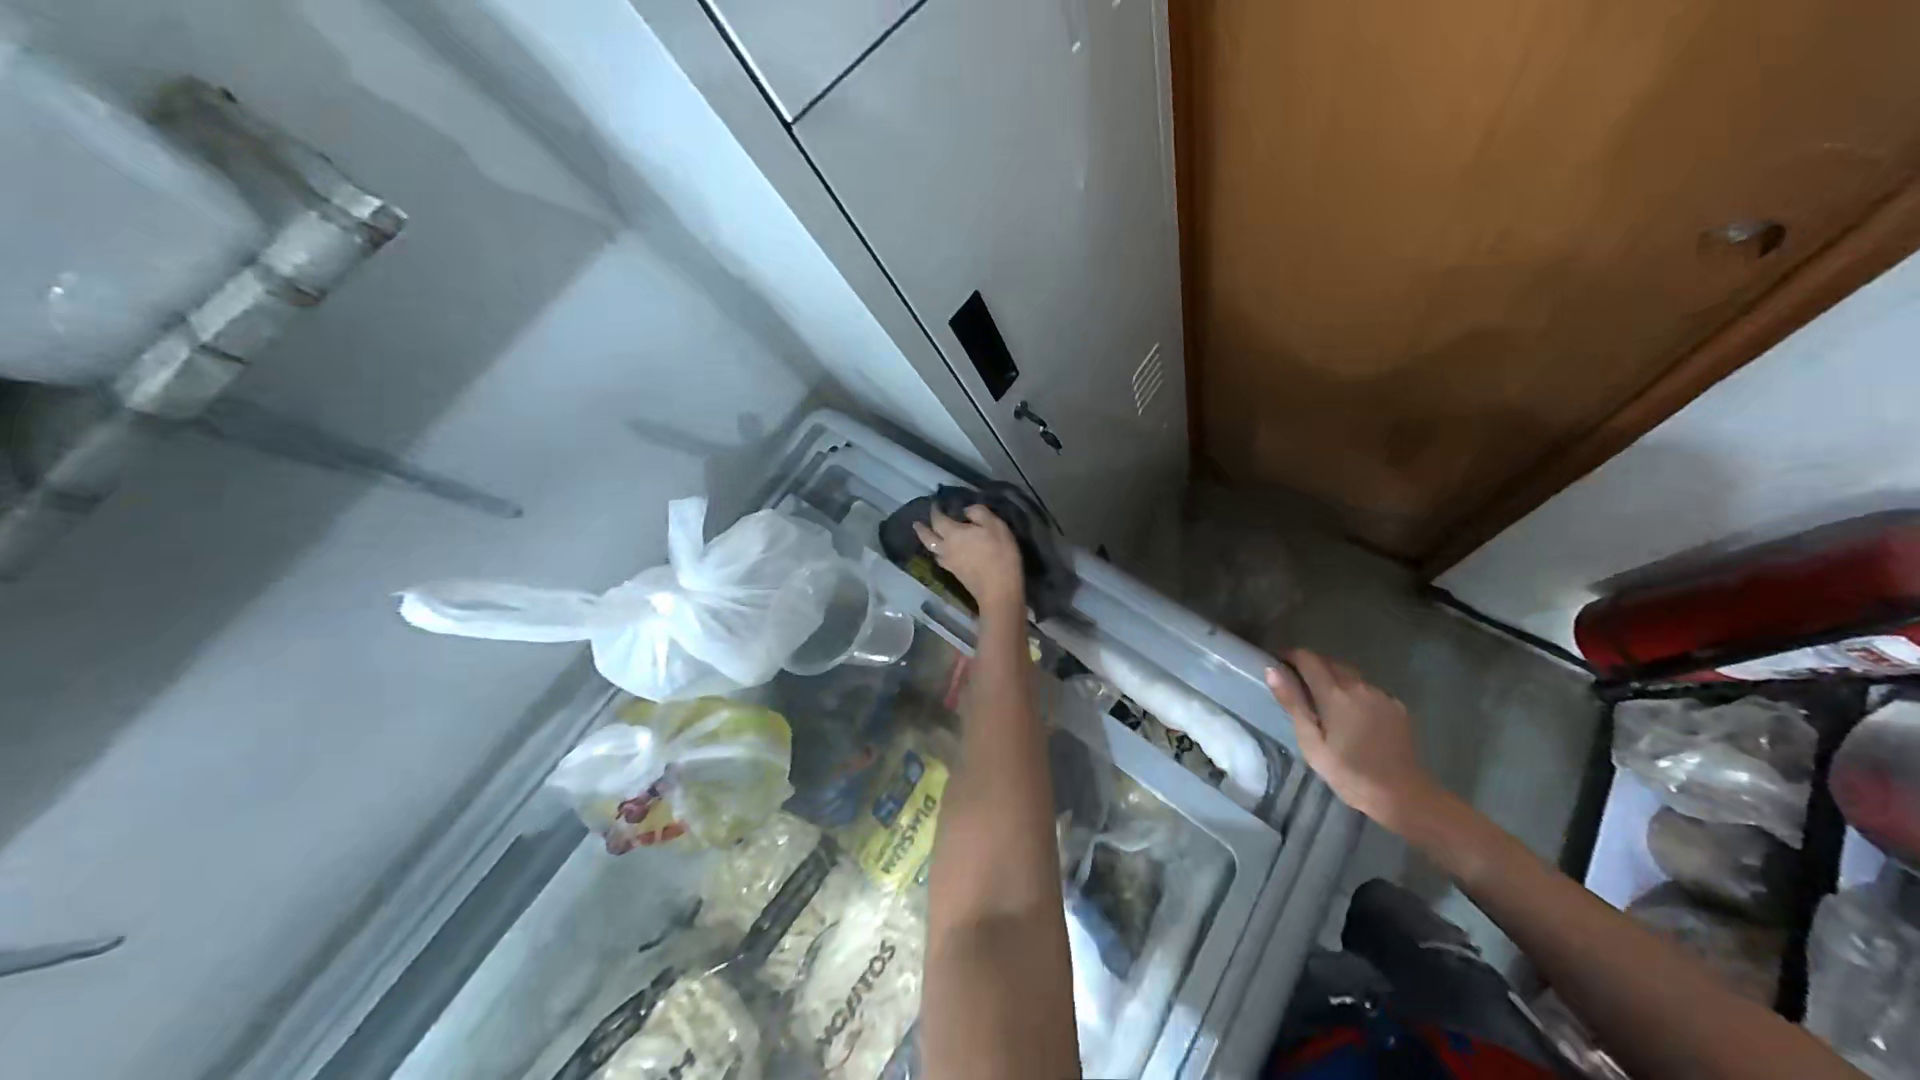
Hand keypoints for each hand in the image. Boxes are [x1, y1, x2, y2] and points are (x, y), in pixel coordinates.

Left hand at [913, 505, 1024, 615]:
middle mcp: (946, 548)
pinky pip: (941, 560)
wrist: (999, 590)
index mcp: (953, 534)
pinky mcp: (955, 575)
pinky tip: (942, 552)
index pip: (938, 519)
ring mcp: (949, 563)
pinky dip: (938, 553)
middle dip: (921, 529)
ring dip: (927, 542)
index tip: (935, 504)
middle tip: (916, 523)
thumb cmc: (999, 554)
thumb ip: (978, 513)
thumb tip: (965, 510)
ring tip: (927, 537)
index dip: (935, 510)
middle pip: (927, 538)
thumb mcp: (995, 526)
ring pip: (933, 550)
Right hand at [1264, 649, 1443, 829]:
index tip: (1277, 663)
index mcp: (1335, 694)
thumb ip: (1293, 702)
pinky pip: (1367, 689)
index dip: (1290, 655)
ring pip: (1349, 674)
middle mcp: (1360, 686)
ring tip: (1321, 700)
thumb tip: (1273, 670)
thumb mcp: (1311, 741)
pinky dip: (1352, 692)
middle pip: (1330, 662)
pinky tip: (1350, 714)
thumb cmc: (1348, 772)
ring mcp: (1381, 694)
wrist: (1402, 794)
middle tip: (1295, 683)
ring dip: (1332, 678)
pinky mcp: (1396, 705)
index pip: (1308, 658)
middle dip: (1310, 665)